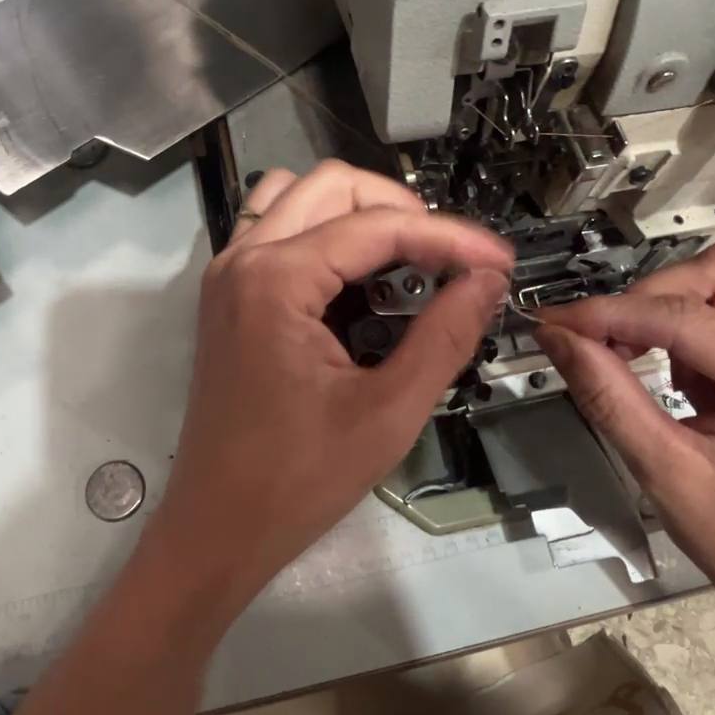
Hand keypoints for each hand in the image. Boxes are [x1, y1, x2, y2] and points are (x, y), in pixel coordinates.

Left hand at [150, 160, 512, 602]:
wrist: (216, 529)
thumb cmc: (297, 480)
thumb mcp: (388, 412)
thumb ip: (445, 336)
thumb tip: (487, 280)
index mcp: (276, 280)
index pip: (377, 225)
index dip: (449, 236)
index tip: (499, 261)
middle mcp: (242, 260)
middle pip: (330, 184)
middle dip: (400, 207)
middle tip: (450, 256)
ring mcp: (228, 275)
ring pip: (295, 196)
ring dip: (355, 211)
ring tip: (405, 257)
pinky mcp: (227, 297)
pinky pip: (275, 231)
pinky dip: (323, 234)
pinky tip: (359, 282)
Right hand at [534, 243, 714, 645]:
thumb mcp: (664, 473)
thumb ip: (608, 396)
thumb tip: (556, 336)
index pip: (696, 322)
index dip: (618, 314)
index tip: (559, 323)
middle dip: (652, 298)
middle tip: (604, 339)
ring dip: (674, 307)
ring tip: (643, 358)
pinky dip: (699, 323)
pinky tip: (685, 374)